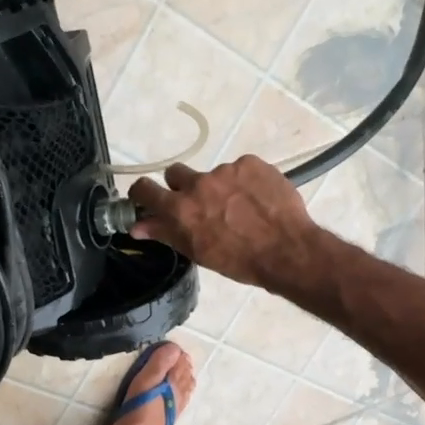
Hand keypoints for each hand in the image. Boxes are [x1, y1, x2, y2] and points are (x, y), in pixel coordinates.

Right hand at [128, 156, 326, 286]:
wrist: (287, 250)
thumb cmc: (238, 260)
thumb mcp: (197, 251)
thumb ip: (165, 233)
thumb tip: (137, 226)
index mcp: (180, 208)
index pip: (145, 189)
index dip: (142, 193)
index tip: (147, 198)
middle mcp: (198, 184)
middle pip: (176, 174)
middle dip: (182, 186)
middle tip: (200, 204)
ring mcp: (226, 170)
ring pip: (213, 175)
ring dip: (220, 188)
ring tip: (241, 208)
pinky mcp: (251, 163)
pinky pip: (240, 169)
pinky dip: (245, 182)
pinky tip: (257, 200)